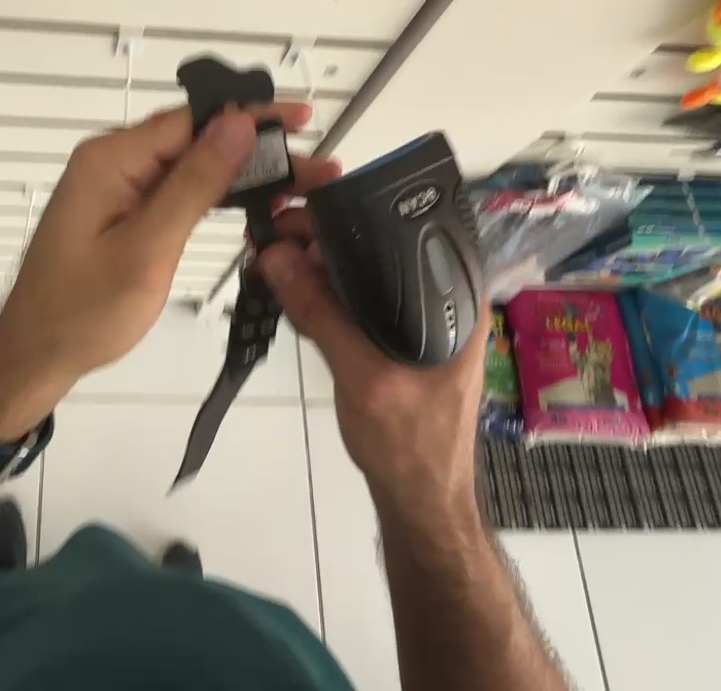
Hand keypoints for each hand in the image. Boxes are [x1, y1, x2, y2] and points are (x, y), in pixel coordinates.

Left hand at [0, 104, 338, 431]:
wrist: (36, 356)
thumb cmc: (84, 312)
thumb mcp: (146, 249)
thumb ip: (192, 185)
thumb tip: (236, 123)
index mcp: (111, 159)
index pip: (192, 120)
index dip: (251, 116)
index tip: (303, 118)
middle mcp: (113, 161)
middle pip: (195, 138)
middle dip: (256, 148)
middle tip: (316, 166)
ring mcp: (117, 186)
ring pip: (190, 164)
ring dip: (242, 172)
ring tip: (298, 183)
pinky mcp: (123, 209)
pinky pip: (176, 188)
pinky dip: (215, 193)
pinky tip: (253, 199)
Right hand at [257, 210, 489, 520]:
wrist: (419, 502)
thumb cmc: (409, 444)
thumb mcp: (363, 377)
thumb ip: (322, 315)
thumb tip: (276, 258)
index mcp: (453, 295)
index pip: (397, 233)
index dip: (342, 218)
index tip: (293, 219)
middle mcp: (437, 296)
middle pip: (372, 249)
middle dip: (317, 240)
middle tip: (268, 241)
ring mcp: (414, 318)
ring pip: (357, 274)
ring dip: (311, 265)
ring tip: (269, 260)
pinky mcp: (392, 337)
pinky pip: (351, 301)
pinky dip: (319, 293)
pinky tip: (289, 291)